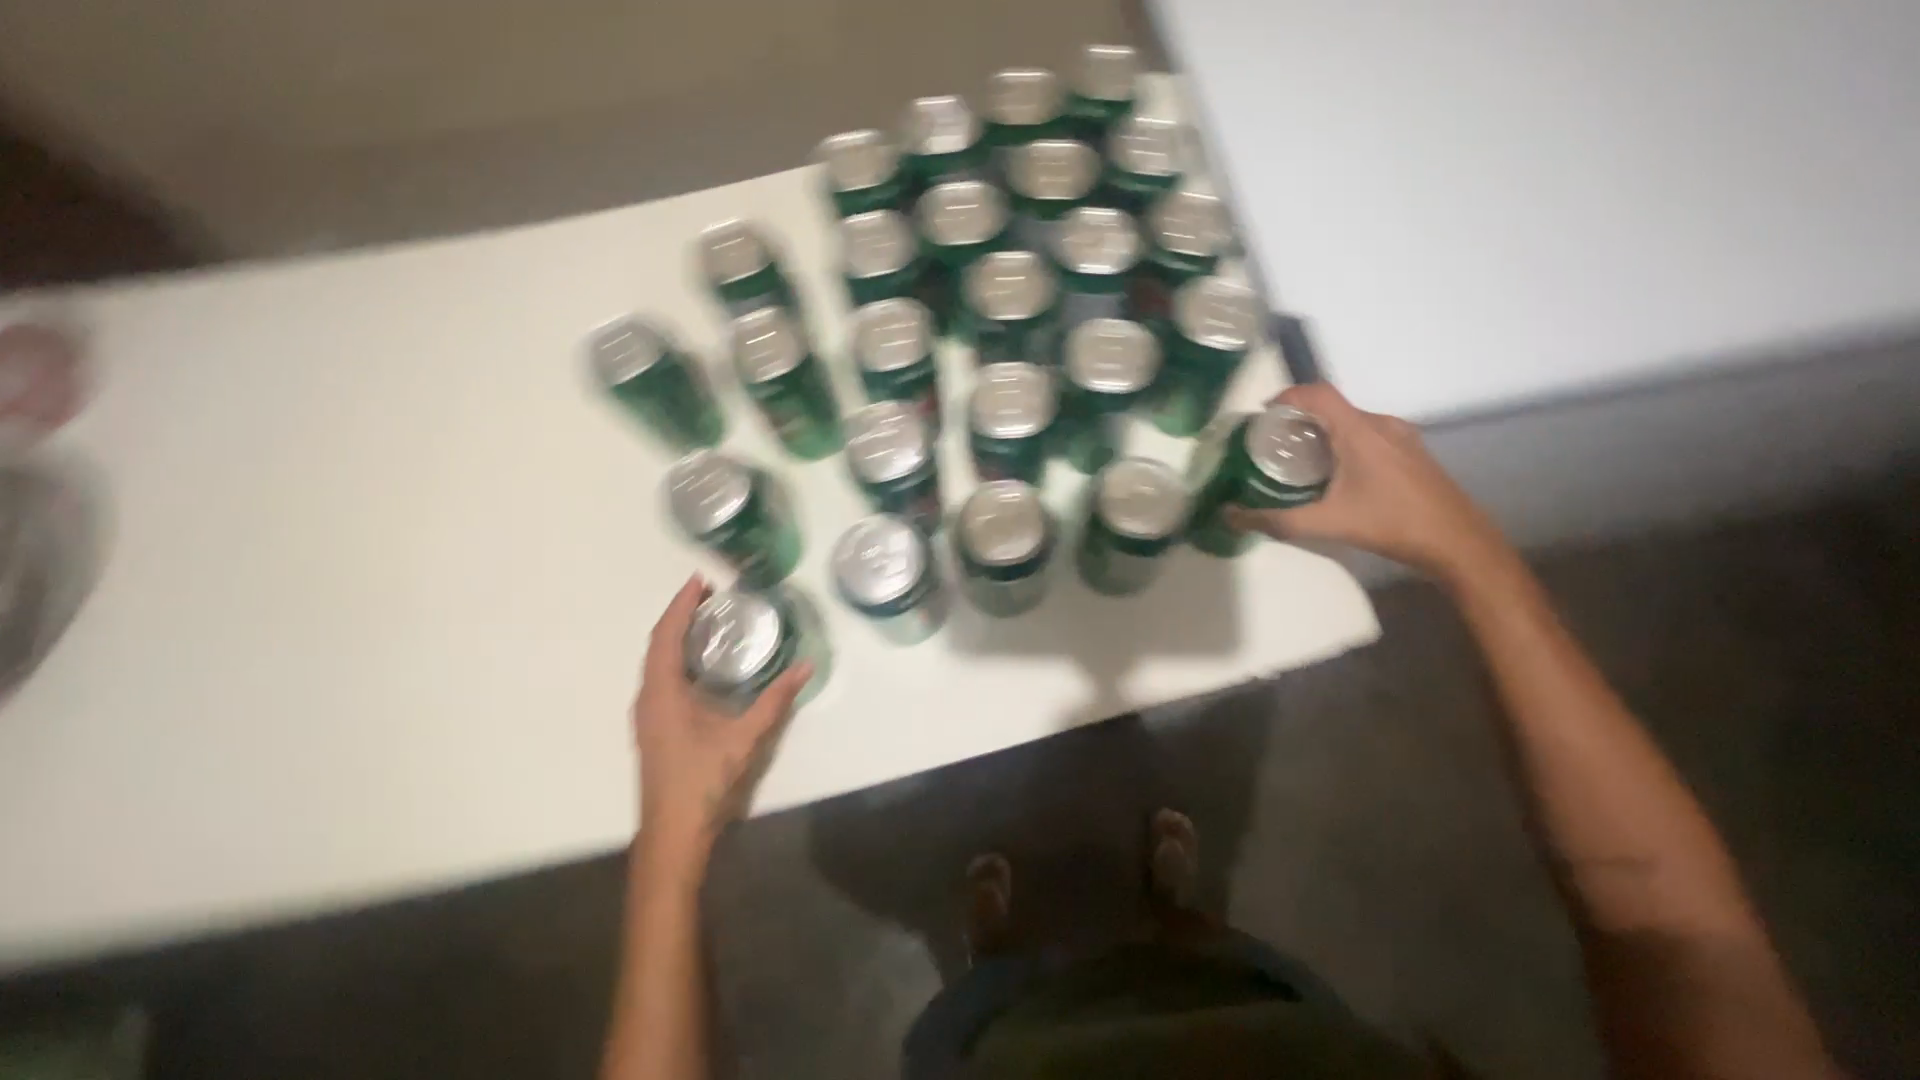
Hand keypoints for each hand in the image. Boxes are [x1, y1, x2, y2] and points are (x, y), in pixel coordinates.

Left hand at [632, 574, 811, 861]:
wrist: (672, 834)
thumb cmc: (703, 782)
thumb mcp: (745, 738)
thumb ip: (775, 701)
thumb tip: (805, 667)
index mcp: (662, 693)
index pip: (666, 635)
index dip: (681, 605)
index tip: (701, 581)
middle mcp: (647, 698)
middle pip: (657, 644)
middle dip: (680, 616)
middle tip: (710, 596)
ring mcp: (647, 715)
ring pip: (656, 664)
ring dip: (676, 638)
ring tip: (707, 622)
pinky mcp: (653, 729)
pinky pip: (660, 679)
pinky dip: (677, 660)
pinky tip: (701, 667)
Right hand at [1225, 383, 1511, 582]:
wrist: (1458, 542)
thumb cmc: (1392, 525)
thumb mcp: (1328, 524)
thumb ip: (1277, 520)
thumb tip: (1230, 516)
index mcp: (1360, 431)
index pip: (1317, 394)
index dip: (1287, 397)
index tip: (1263, 417)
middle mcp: (1382, 424)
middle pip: (1333, 407)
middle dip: (1300, 420)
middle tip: (1275, 445)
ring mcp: (1402, 437)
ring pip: (1353, 422)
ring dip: (1324, 433)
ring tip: (1301, 461)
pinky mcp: (1413, 452)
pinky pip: (1370, 435)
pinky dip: (1346, 444)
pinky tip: (1338, 476)